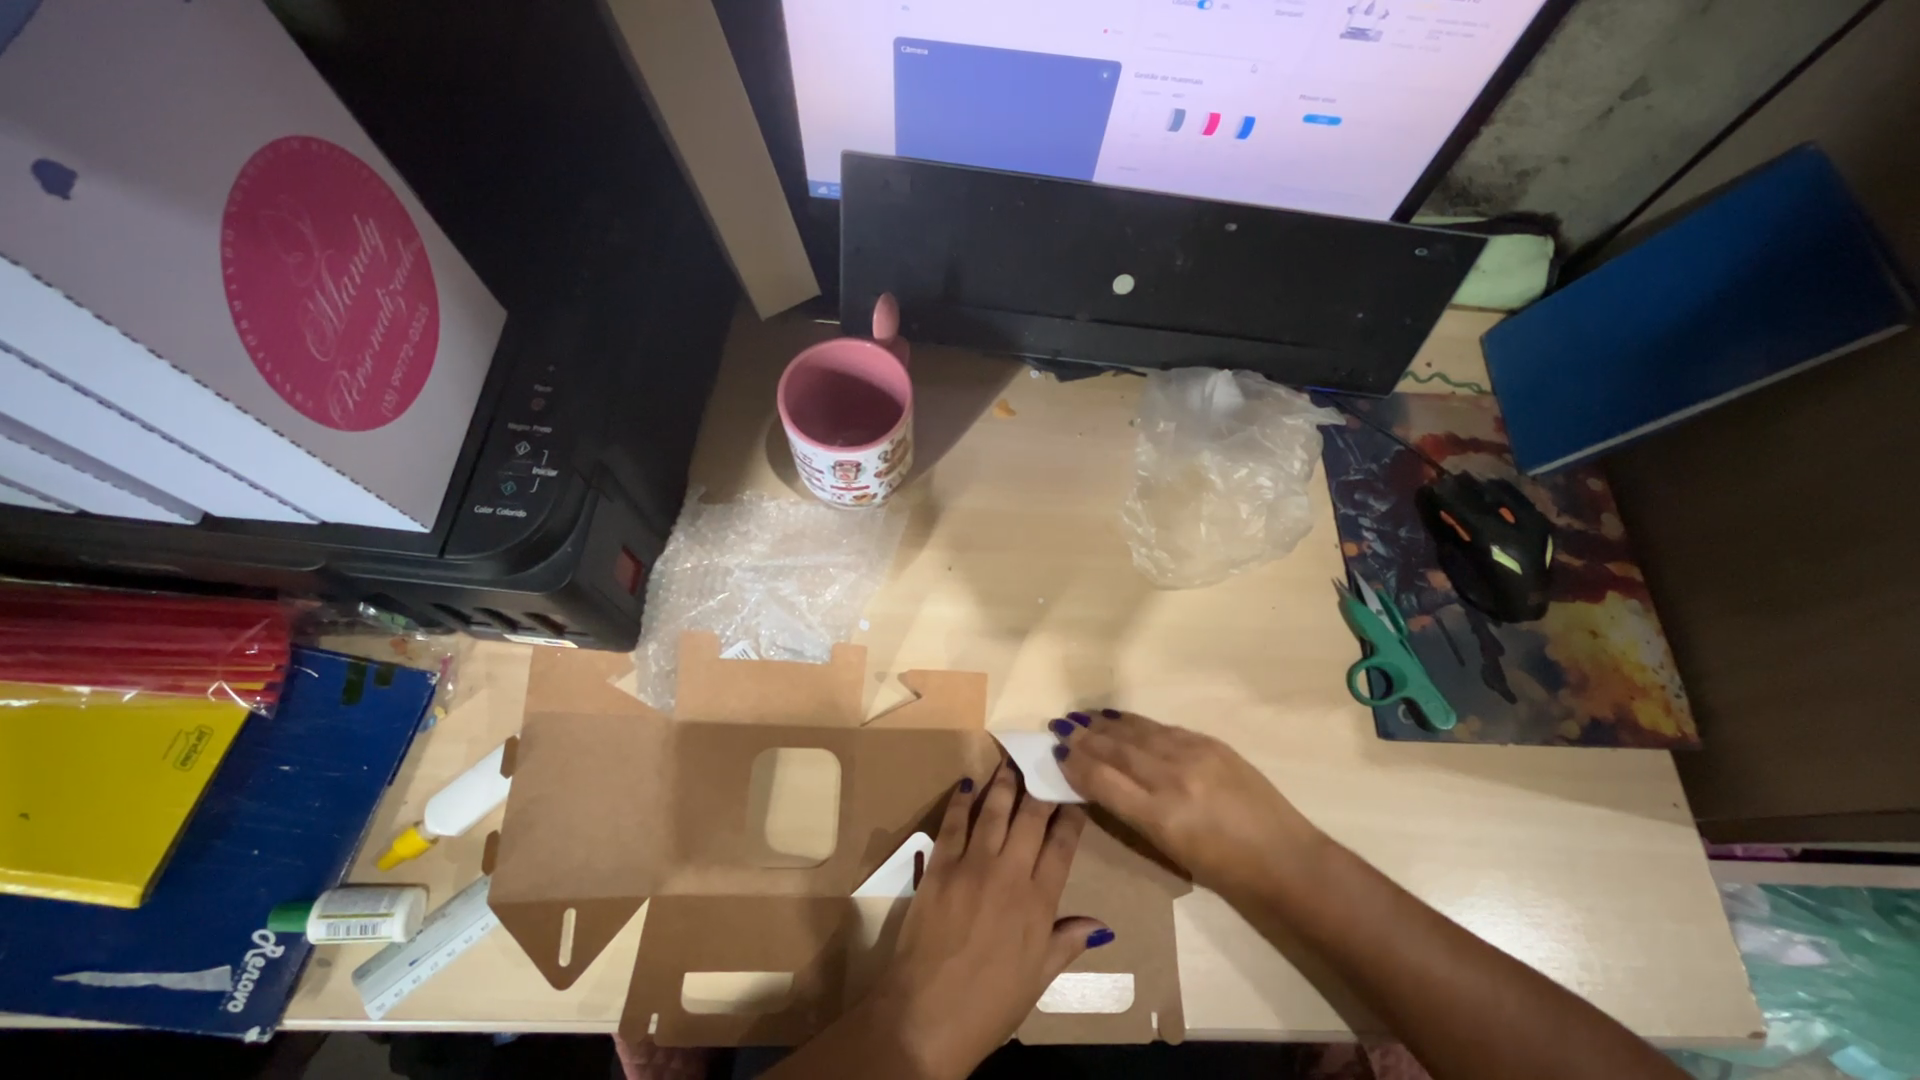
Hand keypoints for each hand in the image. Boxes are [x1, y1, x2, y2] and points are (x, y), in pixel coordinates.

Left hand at [868, 764, 1107, 1079]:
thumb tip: (1100, 925)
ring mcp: (972, 866)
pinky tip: (966, 784)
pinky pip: (952, 825)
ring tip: (1010, 761)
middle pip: (1031, 818)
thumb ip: (1066, 942)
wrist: (927, 1014)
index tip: (1074, 793)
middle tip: (1044, 763)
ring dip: (1003, 784)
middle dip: (1040, 788)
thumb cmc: (990, 1005)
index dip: (1070, 816)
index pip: (1062, 845)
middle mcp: (1010, 874)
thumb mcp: (1038, 979)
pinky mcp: (939, 867)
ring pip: (993, 812)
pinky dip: (959, 801)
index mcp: (1040, 902)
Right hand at [1051, 710, 1321, 895]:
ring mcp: (1193, 756)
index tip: (1056, 754)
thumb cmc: (1224, 871)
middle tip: (1058, 727)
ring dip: (1105, 724)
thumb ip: (1132, 814)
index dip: (1075, 764)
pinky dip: (1136, 723)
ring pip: (1137, 733)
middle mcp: (1171, 779)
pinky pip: (1163, 728)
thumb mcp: (1168, 851)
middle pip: (1115, 750)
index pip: (1102, 780)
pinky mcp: (1212, 744)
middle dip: (1083, 738)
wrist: (1285, 859)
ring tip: (1081, 717)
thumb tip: (1102, 784)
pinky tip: (1120, 718)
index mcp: (1159, 816)